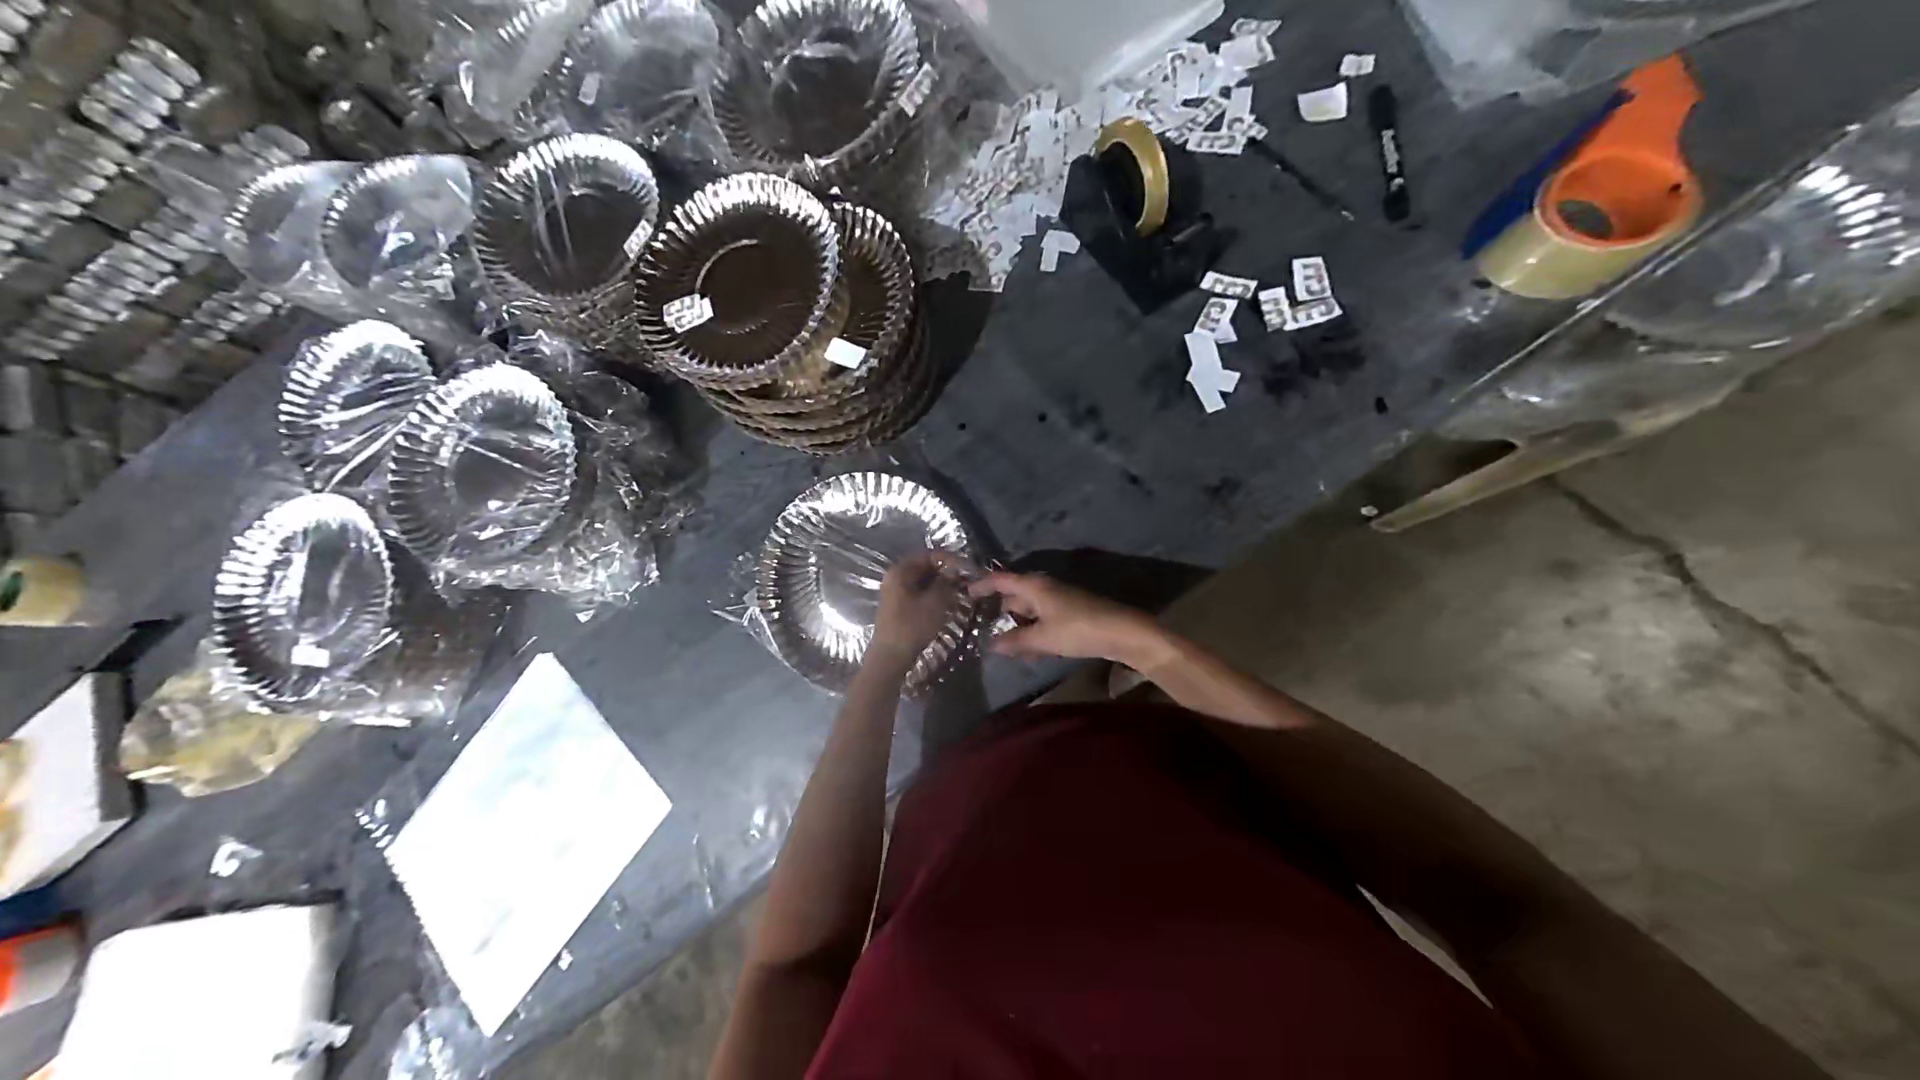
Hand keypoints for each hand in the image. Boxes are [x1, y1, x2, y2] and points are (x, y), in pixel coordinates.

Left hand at [868, 551, 964, 672]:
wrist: (891, 657)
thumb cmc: (913, 626)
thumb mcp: (936, 601)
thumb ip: (947, 581)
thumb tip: (955, 568)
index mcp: (900, 571)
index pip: (928, 555)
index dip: (950, 559)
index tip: (967, 569)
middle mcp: (894, 577)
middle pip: (924, 568)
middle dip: (946, 573)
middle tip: (965, 581)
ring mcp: (894, 593)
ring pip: (922, 582)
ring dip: (940, 586)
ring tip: (959, 593)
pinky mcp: (897, 607)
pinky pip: (918, 594)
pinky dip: (932, 596)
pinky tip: (945, 604)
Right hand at [967, 571, 1166, 665]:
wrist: (1122, 632)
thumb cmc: (1078, 629)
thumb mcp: (1042, 638)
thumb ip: (1015, 641)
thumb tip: (991, 645)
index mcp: (1034, 586)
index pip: (1001, 580)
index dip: (982, 585)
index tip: (966, 593)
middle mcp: (1045, 587)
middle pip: (1015, 596)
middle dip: (1000, 612)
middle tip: (983, 628)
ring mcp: (1059, 599)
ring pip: (1030, 610)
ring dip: (1019, 626)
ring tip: (1006, 648)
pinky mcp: (1070, 612)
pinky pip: (1043, 619)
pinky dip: (1034, 631)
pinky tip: (1031, 651)